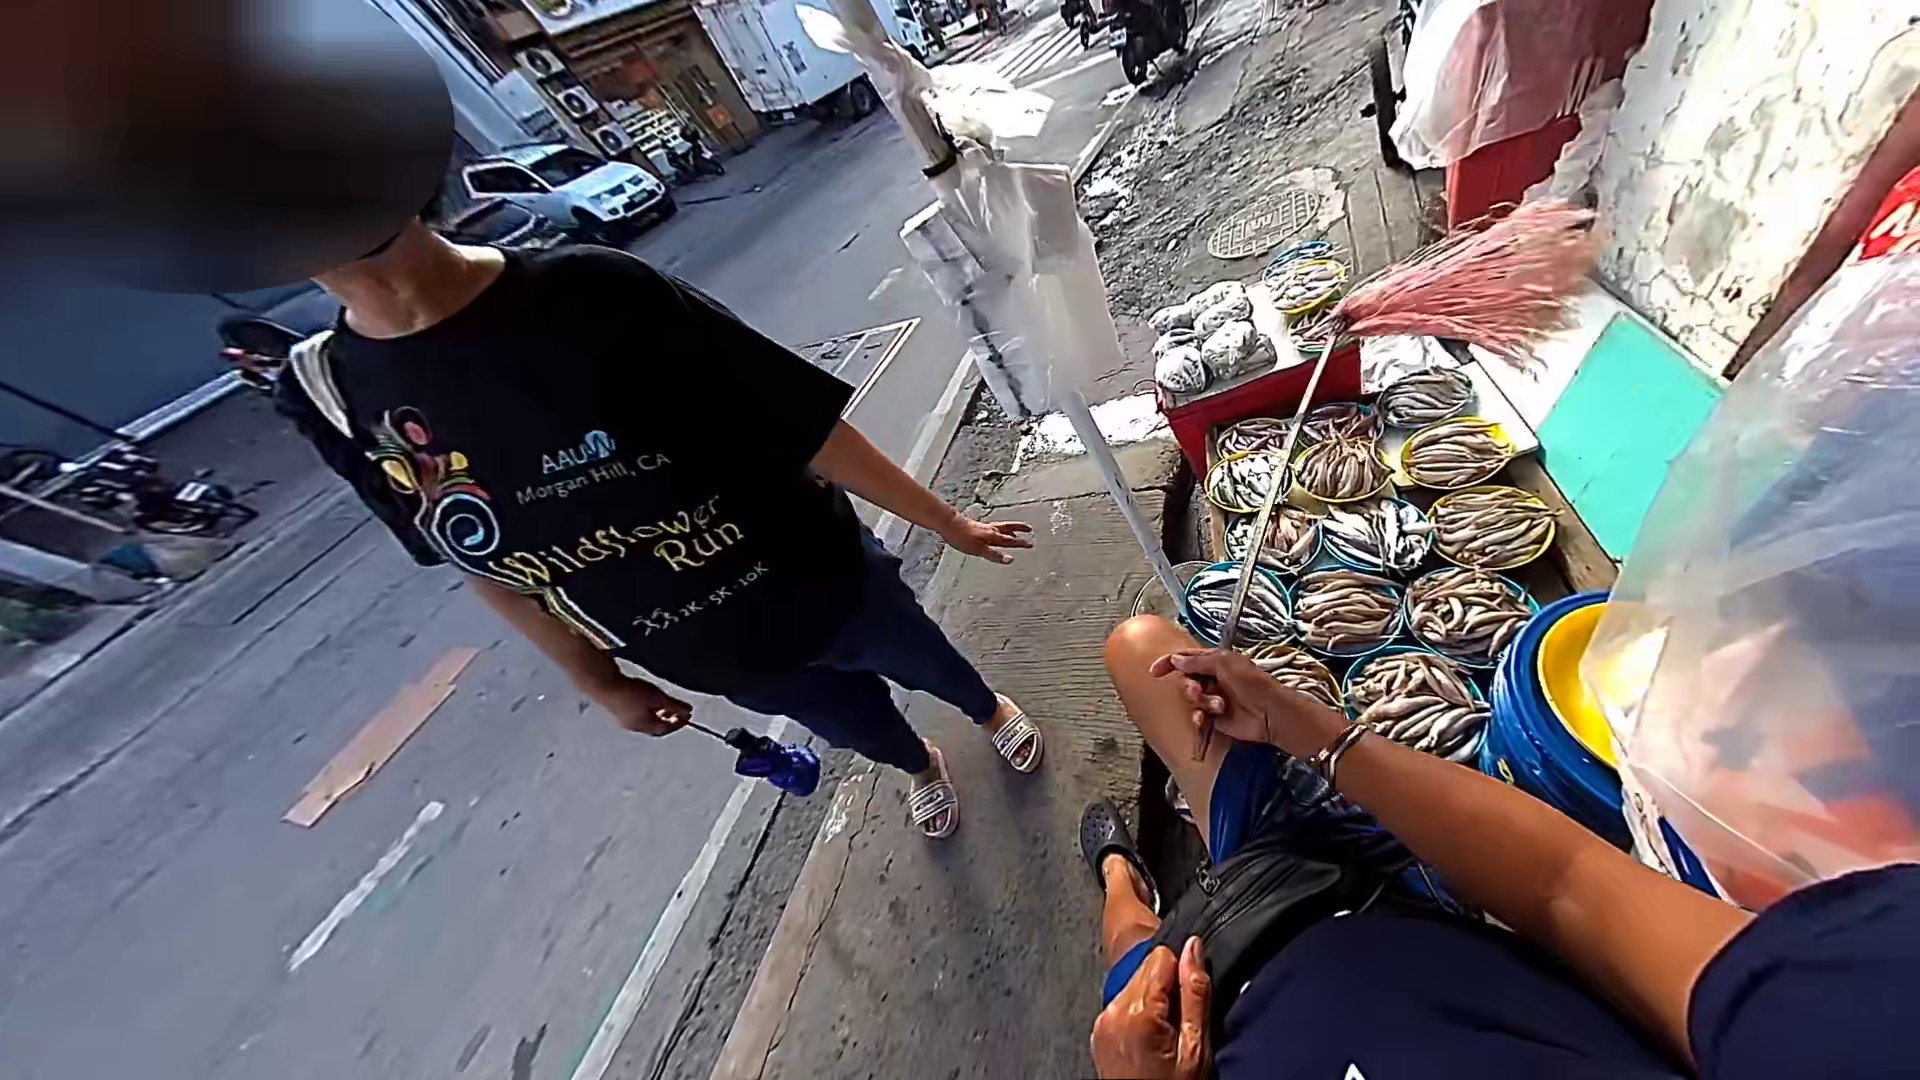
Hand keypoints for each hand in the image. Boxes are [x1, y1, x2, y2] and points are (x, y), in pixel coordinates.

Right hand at [596, 679, 692, 735]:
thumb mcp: (657, 698)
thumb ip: (674, 705)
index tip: (687, 716)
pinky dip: (647, 711)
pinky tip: (649, 702)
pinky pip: (636, 715)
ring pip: (645, 721)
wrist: (603, 685)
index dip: (677, 724)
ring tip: (666, 706)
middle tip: (678, 712)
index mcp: (642, 725)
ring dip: (658, 715)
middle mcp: (632, 726)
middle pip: (654, 726)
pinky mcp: (616, 710)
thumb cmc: (631, 692)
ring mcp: (622, 719)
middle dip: (668, 720)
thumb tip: (688, 711)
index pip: (664, 729)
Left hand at [942, 517, 1032, 563]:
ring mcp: (984, 527)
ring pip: (1001, 526)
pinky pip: (993, 526)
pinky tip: (994, 530)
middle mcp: (990, 530)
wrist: (950, 524)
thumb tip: (1010, 559)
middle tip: (1029, 529)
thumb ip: (995, 555)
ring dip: (1010, 527)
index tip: (1030, 545)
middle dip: (1019, 530)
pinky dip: (999, 527)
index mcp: (993, 536)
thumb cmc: (963, 537)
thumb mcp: (979, 550)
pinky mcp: (977, 526)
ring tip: (1015, 529)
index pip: (1010, 541)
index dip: (1020, 544)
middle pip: (1008, 529)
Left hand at [1090, 937, 1210, 1079]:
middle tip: (1179, 1024)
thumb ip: (1195, 993)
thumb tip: (1194, 944)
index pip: (1160, 956)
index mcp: (1138, 1010)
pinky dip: (1137, 1011)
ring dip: (1151, 999)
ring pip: (1134, 982)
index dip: (1180, 974)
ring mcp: (1103, 1019)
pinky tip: (1149, 1040)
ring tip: (1164, 1035)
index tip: (1189, 1000)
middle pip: (1145, 967)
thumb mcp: (1197, 1050)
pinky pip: (1121, 1002)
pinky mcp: (1099, 1029)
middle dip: (1166, 987)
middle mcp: (1114, 1008)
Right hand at [1149, 648, 1343, 759]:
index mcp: (1215, 661)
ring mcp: (1213, 698)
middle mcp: (1212, 678)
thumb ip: (1197, 661)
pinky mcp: (1215, 718)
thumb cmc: (1252, 684)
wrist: (1271, 714)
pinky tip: (1204, 719)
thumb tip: (1176, 660)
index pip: (1185, 659)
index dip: (1169, 663)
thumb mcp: (1224, 664)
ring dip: (1199, 702)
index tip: (1154, 671)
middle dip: (1188, 686)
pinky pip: (1197, 716)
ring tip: (1216, 706)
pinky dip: (1198, 717)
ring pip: (1190, 698)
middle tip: (1197, 690)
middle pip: (1185, 679)